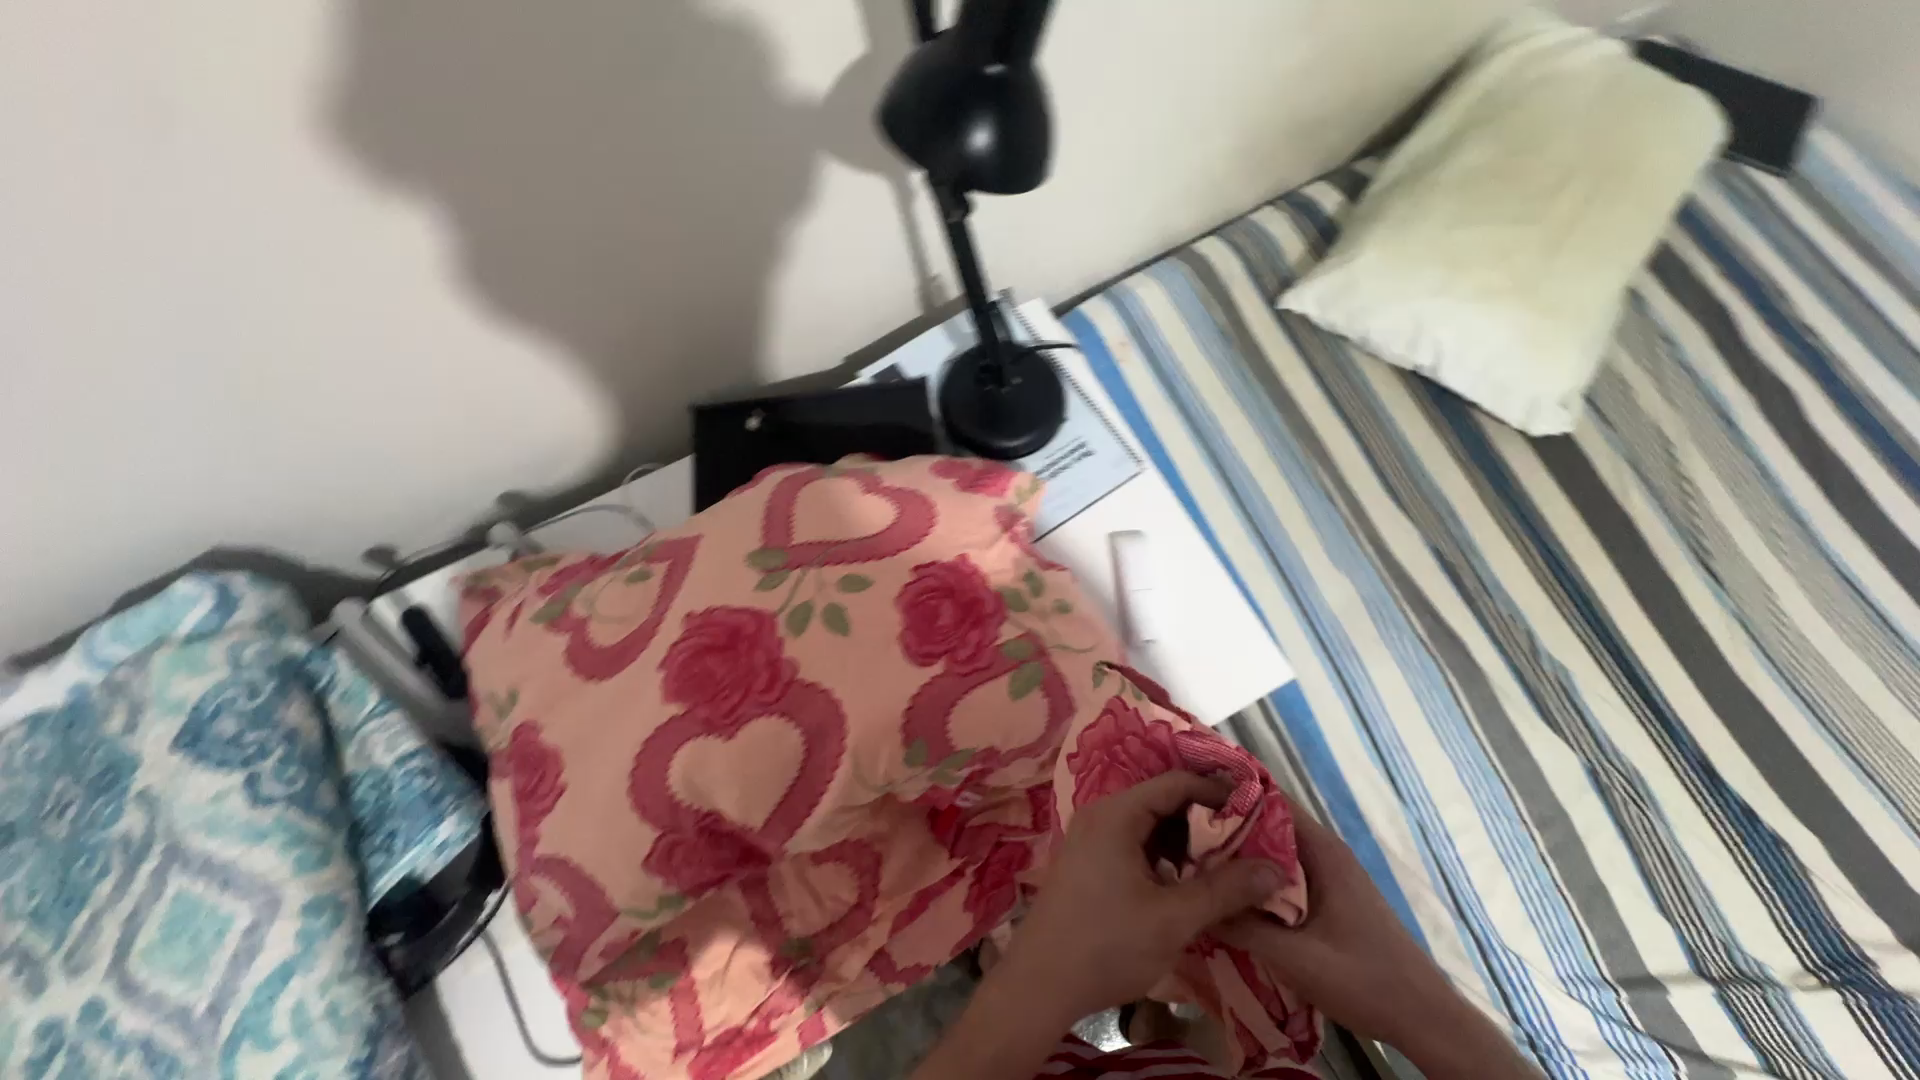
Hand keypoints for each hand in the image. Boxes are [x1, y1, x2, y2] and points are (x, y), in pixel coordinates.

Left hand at [998, 771, 1286, 1026]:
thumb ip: (1225, 890)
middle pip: (1163, 801)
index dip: (1219, 793)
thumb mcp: (1173, 918)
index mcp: (1117, 813)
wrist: (1040, 984)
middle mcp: (1101, 815)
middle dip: (1206, 821)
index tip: (1258, 813)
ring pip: (1150, 826)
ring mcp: (1091, 839)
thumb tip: (1275, 869)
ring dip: (1186, 843)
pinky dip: (1164, 858)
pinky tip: (1186, 886)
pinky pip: (1134, 844)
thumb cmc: (1107, 944)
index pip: (1177, 782)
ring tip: (1224, 868)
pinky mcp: (1089, 863)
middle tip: (1247, 844)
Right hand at [1215, 812, 1535, 1078]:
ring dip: (1238, 853)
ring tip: (1191, 857)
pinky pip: (1281, 873)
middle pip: (1266, 822)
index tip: (1188, 792)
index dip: (1229, 790)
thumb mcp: (1296, 958)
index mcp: (1322, 851)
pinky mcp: (1328, 898)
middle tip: (1176, 829)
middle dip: (1224, 823)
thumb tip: (1192, 900)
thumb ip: (1244, 927)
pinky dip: (1253, 876)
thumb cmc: (1366, 982)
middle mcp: (1324, 853)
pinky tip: (1226, 892)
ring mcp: (1328, 876)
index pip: (1270, 798)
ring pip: (1272, 850)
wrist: (1426, 1021)